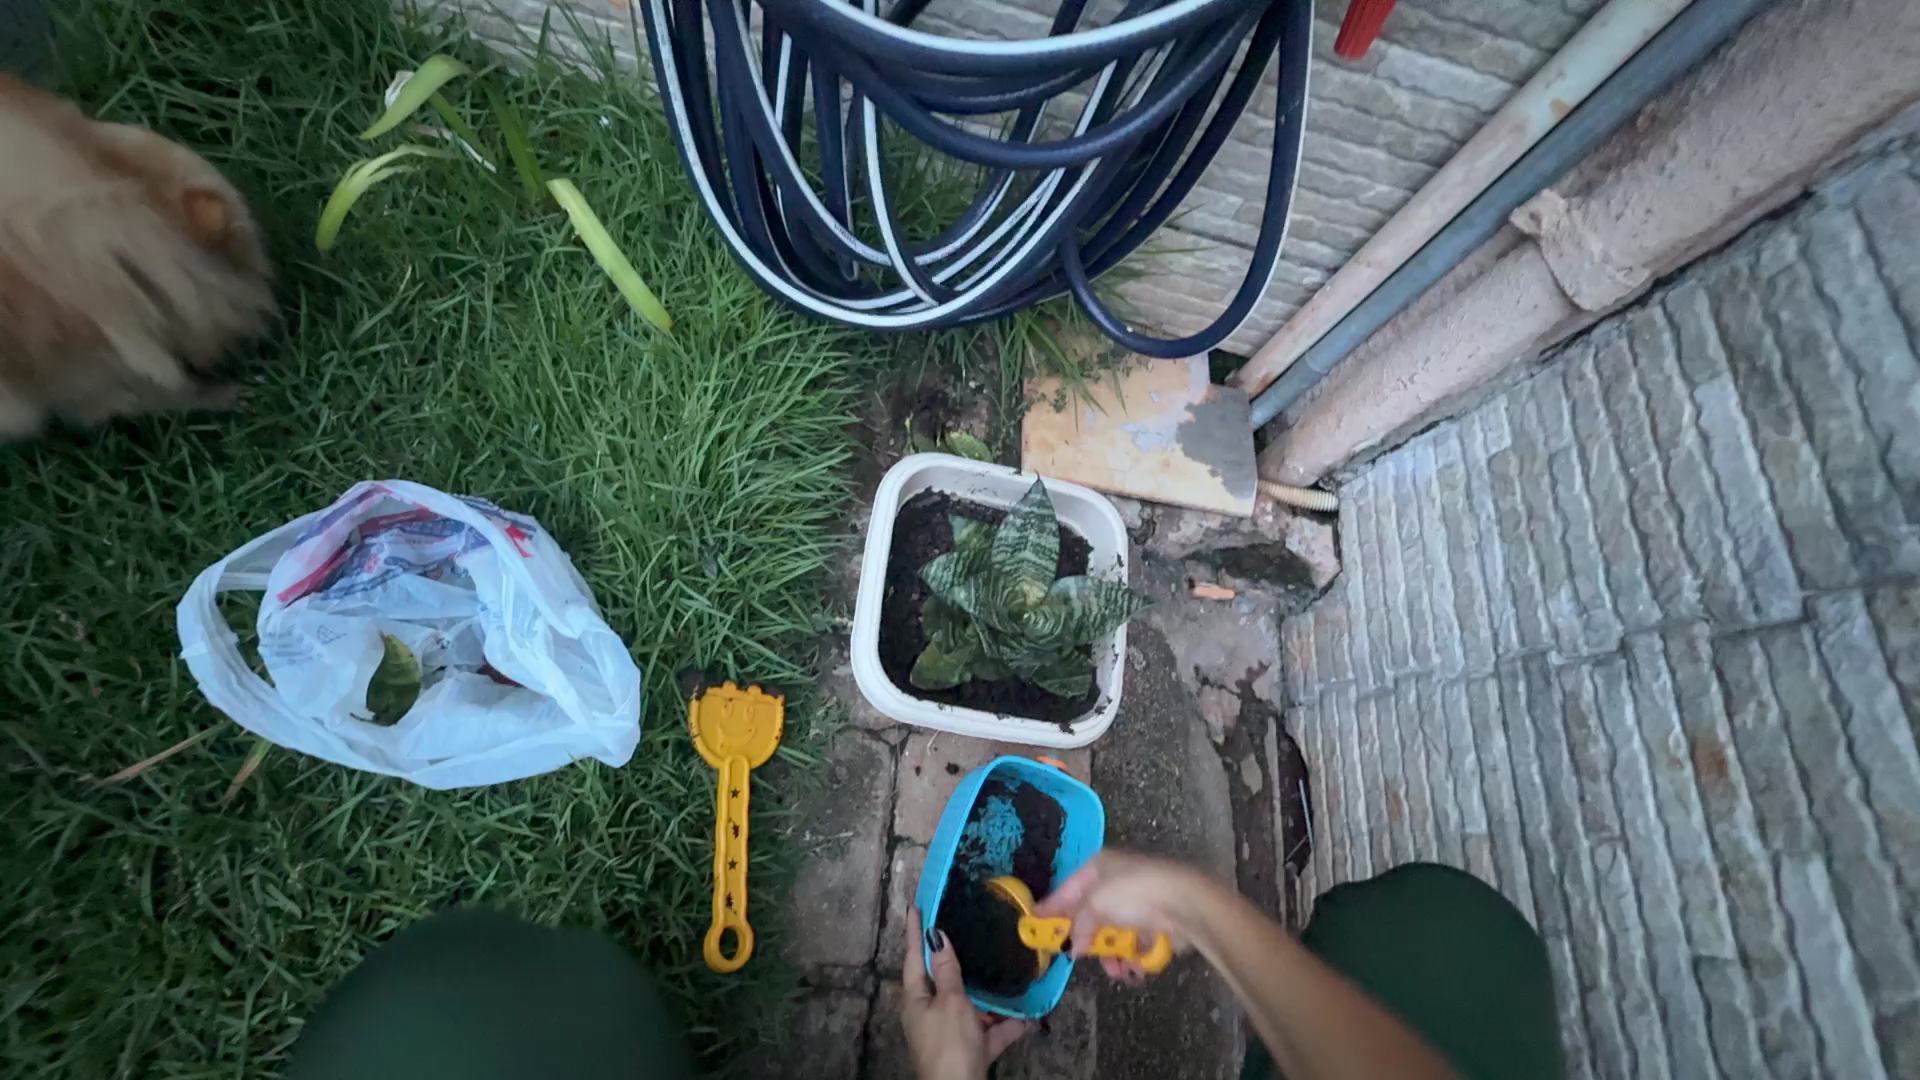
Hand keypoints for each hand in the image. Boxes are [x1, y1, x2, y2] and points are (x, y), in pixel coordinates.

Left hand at [900, 906, 1029, 1079]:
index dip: (915, 930)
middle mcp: (928, 1014)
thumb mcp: (950, 1001)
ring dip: (986, 992)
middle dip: (954, 958)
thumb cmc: (950, 1045)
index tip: (915, 904)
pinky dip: (1005, 1025)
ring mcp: (949, 1034)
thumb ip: (947, 969)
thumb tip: (935, 935)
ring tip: (1001, 965)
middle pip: (941, 979)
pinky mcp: (969, 1053)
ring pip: (968, 1004)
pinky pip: (988, 1032)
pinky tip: (1028, 1016)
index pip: (914, 955)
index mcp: (916, 999)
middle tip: (962, 927)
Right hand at [1032, 850, 1207, 983]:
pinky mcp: (1153, 925)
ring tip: (1115, 968)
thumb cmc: (1133, 892)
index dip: (1051, 906)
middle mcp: (1115, 882)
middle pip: (1089, 914)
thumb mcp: (1095, 902)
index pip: (1067, 888)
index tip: (1032, 922)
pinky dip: (1130, 959)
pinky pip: (1132, 946)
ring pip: (1111, 935)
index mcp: (1098, 866)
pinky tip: (1132, 969)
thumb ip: (1078, 924)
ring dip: (1110, 955)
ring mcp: (1135, 904)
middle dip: (1085, 937)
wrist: (1182, 904)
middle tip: (1076, 955)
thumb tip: (1070, 946)